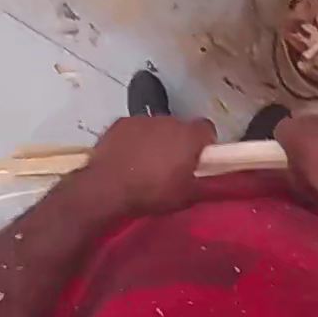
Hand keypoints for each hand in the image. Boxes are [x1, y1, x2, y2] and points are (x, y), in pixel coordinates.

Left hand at [68, 116, 215, 218]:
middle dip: (179, 142)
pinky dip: (135, 140)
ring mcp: (142, 120)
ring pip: (157, 127)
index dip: (205, 143)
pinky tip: (128, 157)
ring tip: (146, 162)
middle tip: (172, 165)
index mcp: (189, 136)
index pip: (207, 129)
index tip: (199, 158)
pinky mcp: (120, 123)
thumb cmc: (152, 193)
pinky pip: (135, 129)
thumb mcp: (186, 197)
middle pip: (181, 127)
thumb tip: (210, 180)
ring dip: (157, 140)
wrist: (107, 189)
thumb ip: (203, 183)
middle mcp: (168, 121)